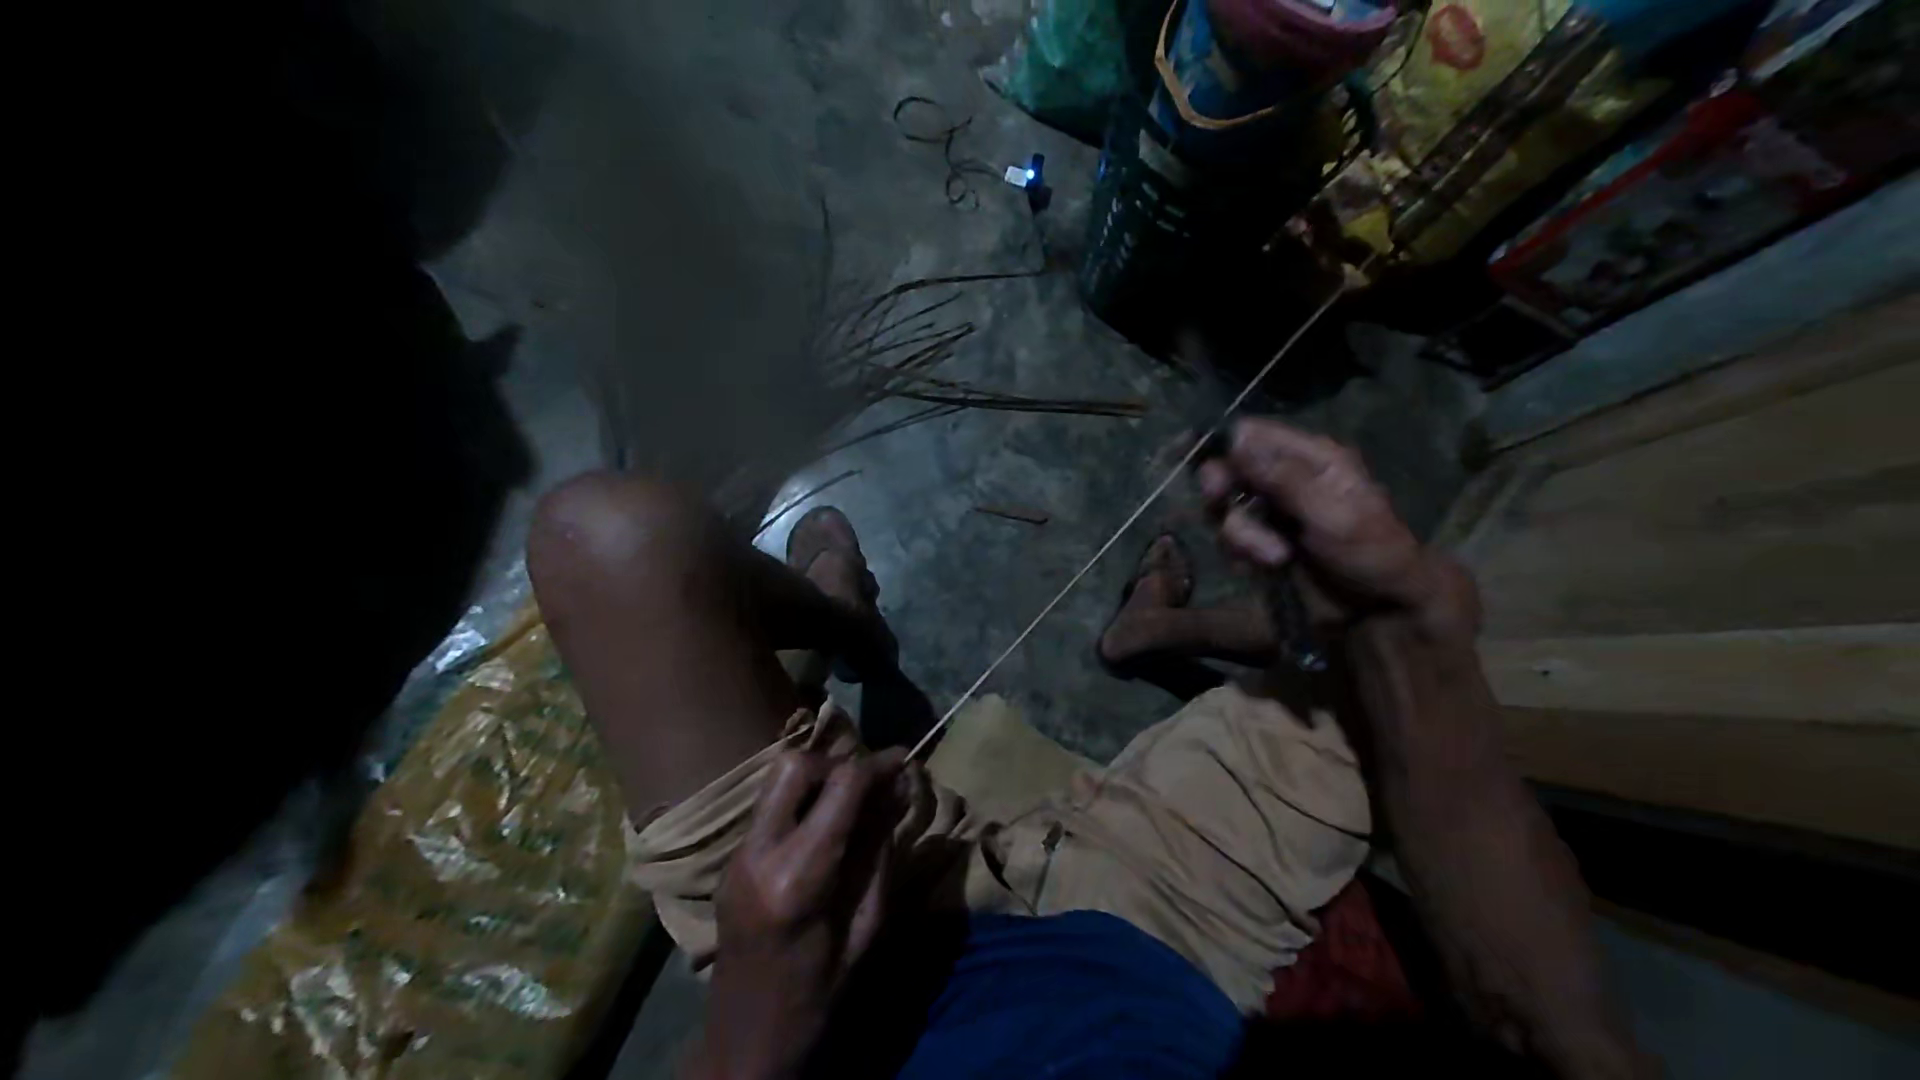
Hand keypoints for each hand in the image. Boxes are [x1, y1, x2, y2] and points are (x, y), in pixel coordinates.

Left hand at [687, 748, 916, 1079]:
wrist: (746, 1041)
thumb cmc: (819, 994)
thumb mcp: (867, 926)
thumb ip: (880, 850)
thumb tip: (898, 788)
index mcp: (797, 877)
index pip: (841, 787)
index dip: (878, 765)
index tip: (907, 758)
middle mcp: (757, 852)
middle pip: (795, 765)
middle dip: (840, 761)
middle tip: (872, 782)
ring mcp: (737, 853)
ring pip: (776, 778)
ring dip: (819, 775)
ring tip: (853, 799)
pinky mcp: (731, 858)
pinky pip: (769, 803)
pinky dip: (803, 796)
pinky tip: (827, 822)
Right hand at [1197, 418, 1477, 639]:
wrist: (1383, 607)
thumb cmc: (1371, 551)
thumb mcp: (1332, 512)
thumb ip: (1282, 477)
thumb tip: (1237, 440)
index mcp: (1308, 458)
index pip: (1251, 433)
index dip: (1220, 442)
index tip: (1191, 453)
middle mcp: (1283, 479)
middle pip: (1227, 469)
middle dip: (1220, 490)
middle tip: (1221, 502)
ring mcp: (1270, 513)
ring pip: (1225, 510)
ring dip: (1242, 535)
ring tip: (1276, 556)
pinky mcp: (1260, 543)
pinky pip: (1231, 541)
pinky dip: (1243, 554)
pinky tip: (1271, 567)